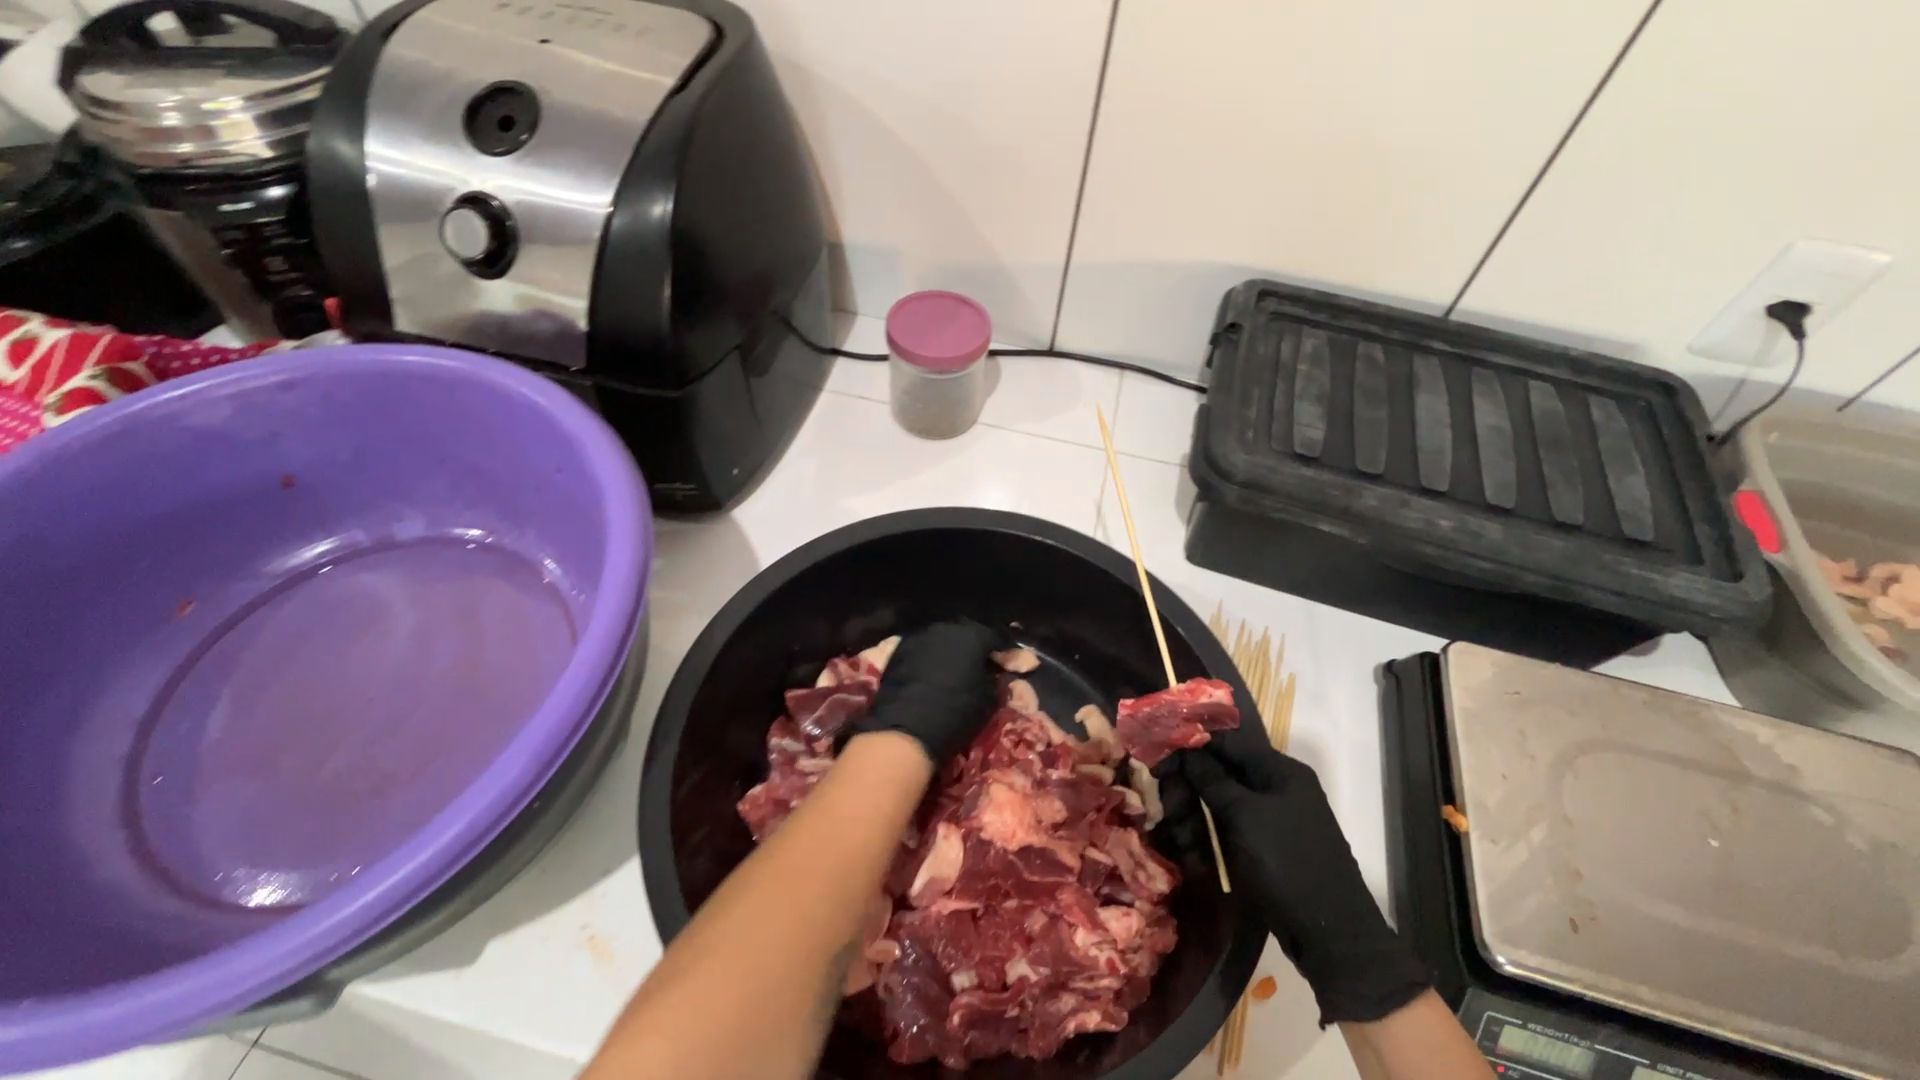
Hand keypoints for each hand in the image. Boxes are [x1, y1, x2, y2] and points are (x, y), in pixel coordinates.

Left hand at [849, 619, 1003, 764]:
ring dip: (951, 652)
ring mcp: (918, 638)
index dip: (1004, 652)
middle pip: (966, 634)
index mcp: (972, 636)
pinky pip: (922, 650)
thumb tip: (993, 673)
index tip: (1009, 664)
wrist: (906, 731)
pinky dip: (930, 658)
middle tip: (981, 665)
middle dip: (975, 647)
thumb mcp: (989, 699)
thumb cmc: (957, 713)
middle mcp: (945, 628)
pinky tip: (932, 674)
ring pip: (942, 640)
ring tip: (956, 670)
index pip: (995, 638)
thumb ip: (994, 679)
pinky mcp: (898, 651)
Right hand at [1162, 726, 1428, 1025]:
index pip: (1229, 742)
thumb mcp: (1244, 815)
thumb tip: (1187, 749)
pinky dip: (1211, 835)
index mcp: (1281, 771)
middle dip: (1192, 783)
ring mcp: (1275, 820)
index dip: (1193, 742)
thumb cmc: (1286, 862)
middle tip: (1162, 794)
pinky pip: (1232, 829)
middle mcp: (1280, 789)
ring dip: (1197, 813)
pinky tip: (1192, 850)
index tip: (1158, 747)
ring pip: (1225, 804)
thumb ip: (1213, 779)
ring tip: (1175, 828)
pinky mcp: (1269, 847)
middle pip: (1225, 773)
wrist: (1328, 931)